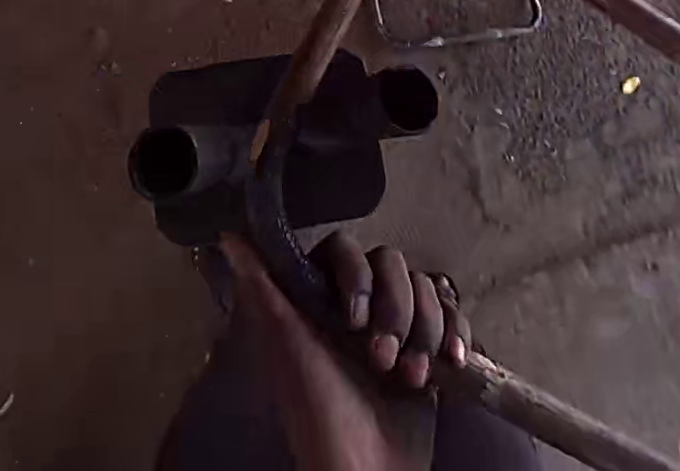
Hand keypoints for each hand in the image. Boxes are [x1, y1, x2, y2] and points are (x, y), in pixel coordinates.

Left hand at [220, 231, 471, 470]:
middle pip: (393, 263)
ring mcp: (397, 324)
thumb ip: (258, 283)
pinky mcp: (428, 349)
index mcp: (323, 292)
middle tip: (380, 357)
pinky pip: (451, 316)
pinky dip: (454, 334)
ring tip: (409, 376)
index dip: (357, 275)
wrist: (366, 470)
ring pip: (425, 287)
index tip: (352, 318)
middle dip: (395, 309)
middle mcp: (360, 301)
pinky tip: (449, 364)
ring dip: (422, 329)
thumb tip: (226, 232)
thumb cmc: (316, 402)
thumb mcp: (283, 337)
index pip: (348, 248)